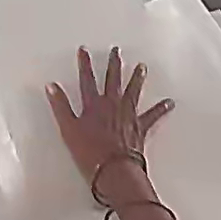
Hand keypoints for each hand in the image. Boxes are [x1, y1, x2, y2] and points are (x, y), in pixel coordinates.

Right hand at [46, 47, 172, 206]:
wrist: (113, 169)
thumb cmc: (89, 151)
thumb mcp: (68, 128)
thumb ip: (60, 106)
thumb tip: (51, 86)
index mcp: (93, 104)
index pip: (87, 79)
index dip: (84, 64)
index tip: (84, 50)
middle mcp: (112, 104)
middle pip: (113, 79)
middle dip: (114, 64)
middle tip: (116, 51)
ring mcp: (127, 114)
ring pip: (133, 91)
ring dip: (137, 78)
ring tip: (141, 67)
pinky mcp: (139, 127)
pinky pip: (152, 115)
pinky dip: (161, 109)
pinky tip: (169, 102)